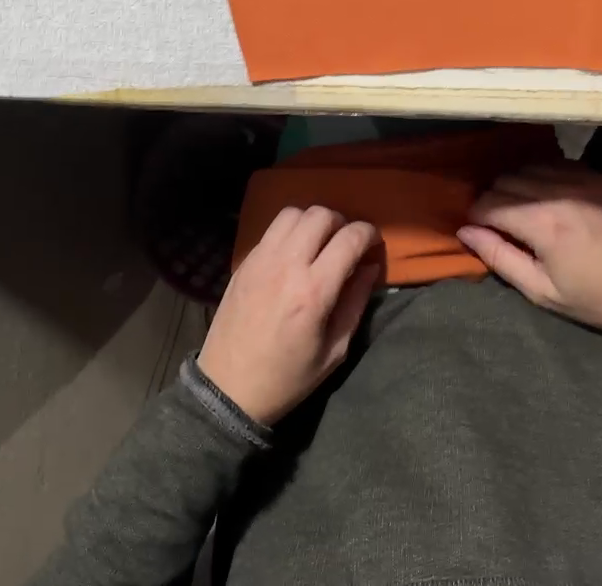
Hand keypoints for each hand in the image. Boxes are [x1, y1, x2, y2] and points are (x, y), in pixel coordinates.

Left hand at [198, 206, 381, 424]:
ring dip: (313, 221)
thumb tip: (370, 268)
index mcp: (313, 291)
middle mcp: (286, 265)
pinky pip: (271, 229)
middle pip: (320, 215)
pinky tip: (294, 253)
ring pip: (293, 213)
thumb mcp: (334, 351)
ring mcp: (260, 260)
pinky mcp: (244, 262)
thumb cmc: (287, 378)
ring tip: (320, 243)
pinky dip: (290, 231)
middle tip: (347, 244)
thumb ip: (355, 303)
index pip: (349, 239)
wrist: (227, 388)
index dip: (369, 234)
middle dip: (342, 223)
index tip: (374, 245)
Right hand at [457, 163, 601, 370]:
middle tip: (498, 226)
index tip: (478, 232)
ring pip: (528, 168)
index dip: (475, 217)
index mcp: (544, 224)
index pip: (488, 202)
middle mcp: (560, 191)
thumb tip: (466, 231)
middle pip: (505, 180)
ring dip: (516, 186)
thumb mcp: (545, 292)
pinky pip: (556, 164)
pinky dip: (543, 177)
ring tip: (521, 212)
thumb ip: (500, 258)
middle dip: (493, 200)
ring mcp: (584, 178)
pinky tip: (548, 199)